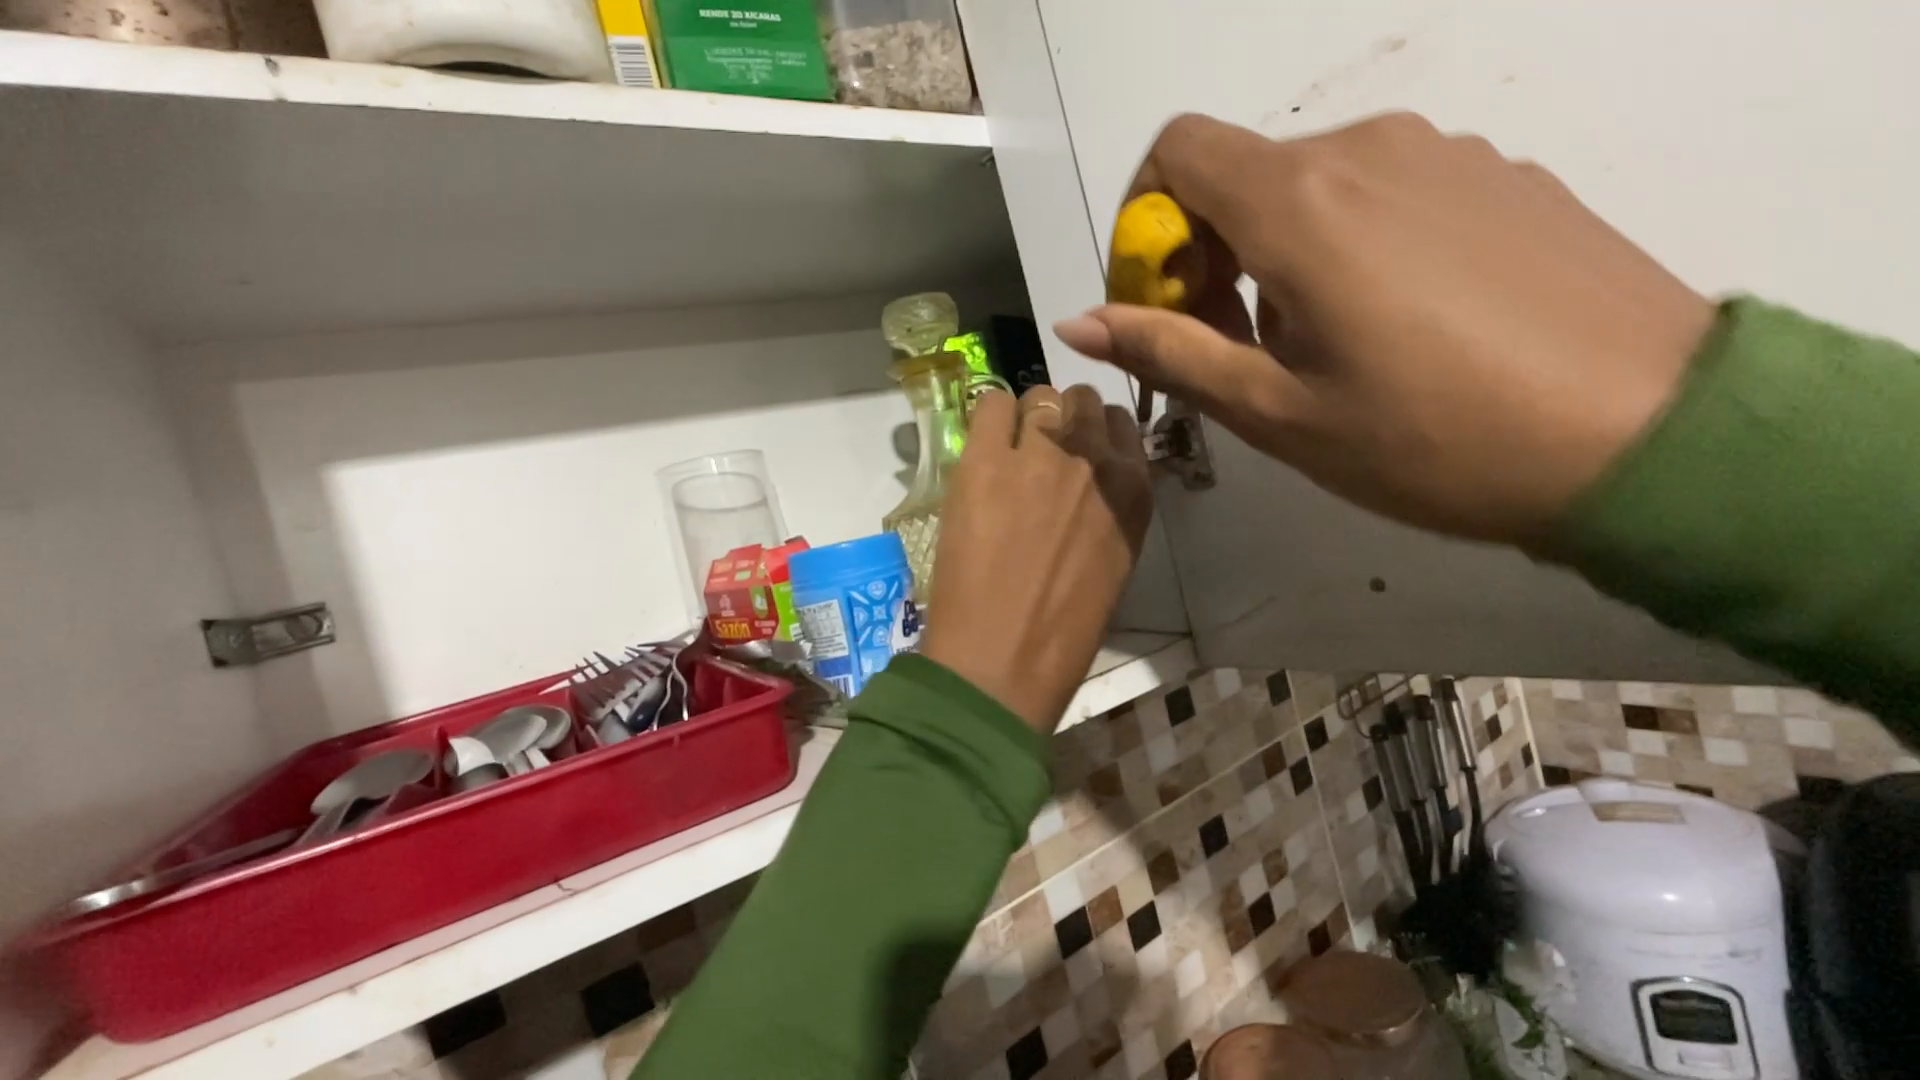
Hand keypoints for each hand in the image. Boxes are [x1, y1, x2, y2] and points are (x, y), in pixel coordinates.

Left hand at [919, 385, 1152, 734]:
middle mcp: (1095, 459)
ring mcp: (1039, 453)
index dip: (1096, 435)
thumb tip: (1090, 483)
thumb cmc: (1064, 633)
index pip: (1123, 424)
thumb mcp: (1115, 562)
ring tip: (1007, 454)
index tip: (1077, 454)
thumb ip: (1111, 509)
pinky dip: (989, 420)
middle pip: (1082, 401)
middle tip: (1038, 455)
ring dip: (1028, 418)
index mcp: (1135, 490)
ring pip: (1041, 396)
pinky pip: (990, 404)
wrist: (1003, 661)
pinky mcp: (985, 459)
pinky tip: (982, 451)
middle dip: (1063, 421)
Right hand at [1054, 112, 1715, 547]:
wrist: (1645, 437)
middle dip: (1209, 250)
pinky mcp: (1504, 176)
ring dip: (1280, 251)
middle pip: (1244, 171)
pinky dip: (1352, 241)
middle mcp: (1369, 148)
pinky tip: (1400, 323)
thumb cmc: (1433, 438)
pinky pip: (1391, 190)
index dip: (1144, 221)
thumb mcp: (1279, 412)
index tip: (1164, 301)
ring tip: (1320, 344)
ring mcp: (1447, 153)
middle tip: (1234, 345)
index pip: (1177, 151)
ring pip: (1317, 183)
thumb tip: (1077, 321)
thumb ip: (1171, 352)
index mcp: (1301, 202)